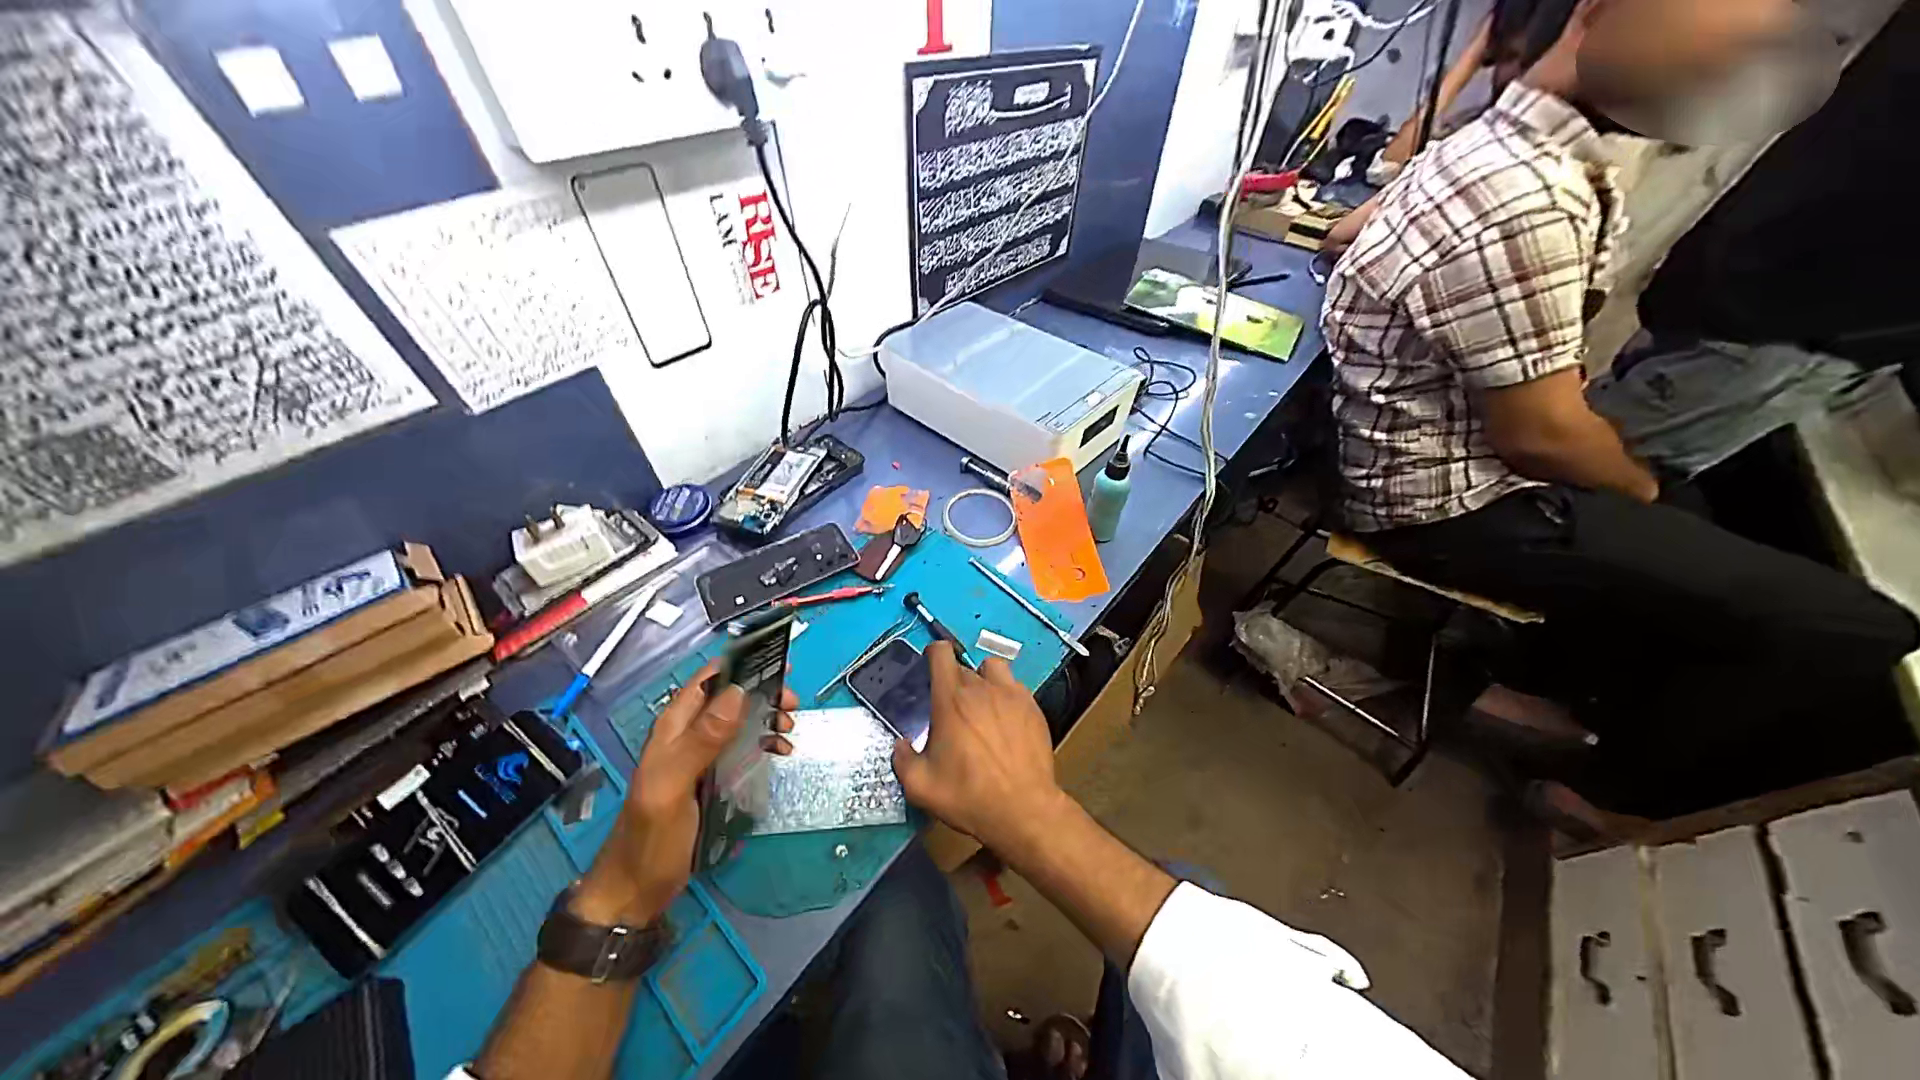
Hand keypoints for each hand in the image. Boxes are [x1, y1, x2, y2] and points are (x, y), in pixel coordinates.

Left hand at [572, 658, 795, 925]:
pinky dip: (763, 743)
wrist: (636, 892)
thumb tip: (737, 692)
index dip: (741, 665)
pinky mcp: (712, 778)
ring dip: (766, 717)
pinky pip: (742, 748)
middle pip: (729, 697)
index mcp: (674, 728)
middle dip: (763, 693)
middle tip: (792, 704)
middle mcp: (687, 735)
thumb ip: (702, 740)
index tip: (778, 663)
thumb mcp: (672, 787)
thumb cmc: (650, 839)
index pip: (709, 680)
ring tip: (789, 729)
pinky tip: (778, 753)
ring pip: (739, 721)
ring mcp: (700, 757)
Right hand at [890, 642, 1072, 854]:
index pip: (941, 654)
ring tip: (982, 704)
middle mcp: (981, 688)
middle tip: (952, 709)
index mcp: (951, 700)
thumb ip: (903, 760)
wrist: (1023, 809)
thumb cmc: (969, 796)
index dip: (933, 654)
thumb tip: (900, 745)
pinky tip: (1006, 720)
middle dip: (954, 682)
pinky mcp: (1033, 707)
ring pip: (993, 669)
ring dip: (984, 679)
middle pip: (964, 667)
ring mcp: (1012, 695)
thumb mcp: (921, 787)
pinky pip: (1015, 687)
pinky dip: (1007, 696)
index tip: (930, 667)